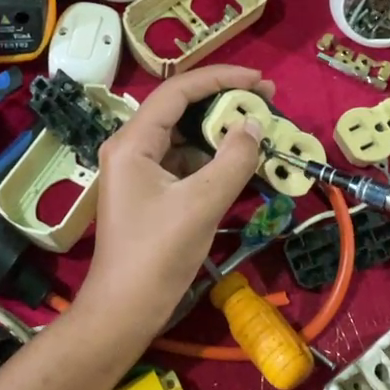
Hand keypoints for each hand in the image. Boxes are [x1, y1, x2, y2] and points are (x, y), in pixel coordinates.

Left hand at [76, 65, 271, 338]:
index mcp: (132, 142)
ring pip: (183, 139)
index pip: (177, 92)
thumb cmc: (157, 255)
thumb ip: (232, 160)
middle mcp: (130, 148)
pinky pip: (183, 164)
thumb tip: (254, 125)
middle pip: (179, 111)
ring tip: (259, 134)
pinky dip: (211, 162)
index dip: (219, 79)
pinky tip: (240, 166)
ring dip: (219, 135)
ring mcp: (138, 172)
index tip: (259, 81)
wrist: (124, 311)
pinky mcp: (149, 194)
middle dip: (222, 105)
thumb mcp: (201, 204)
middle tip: (265, 104)